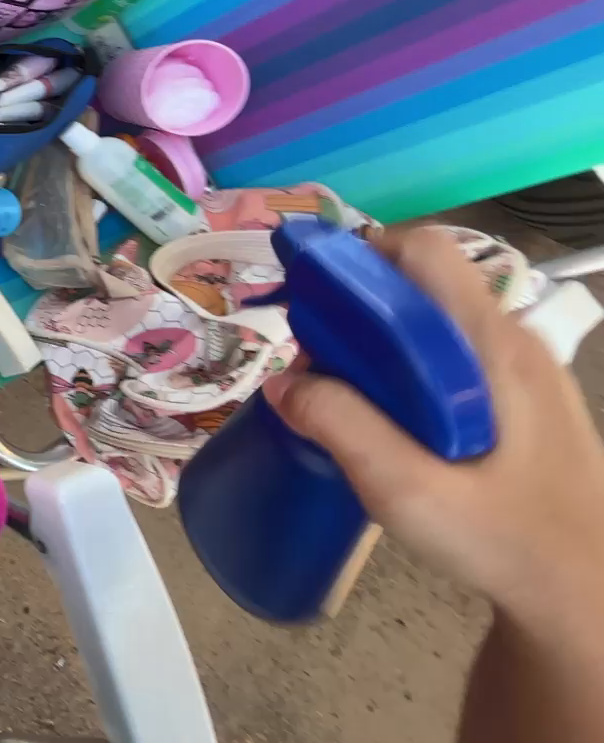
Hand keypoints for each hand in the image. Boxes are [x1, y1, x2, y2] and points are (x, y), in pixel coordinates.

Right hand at [264, 226, 603, 626]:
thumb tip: (279, 381)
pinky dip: (382, 366)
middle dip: (345, 306)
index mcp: (492, 348)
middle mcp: (505, 344)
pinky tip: (369, 414)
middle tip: (311, 362)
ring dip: (360, 340)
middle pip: (410, 282)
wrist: (589, 601)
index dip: (358, 255)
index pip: (423, 251)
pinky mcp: (503, 397)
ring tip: (332, 395)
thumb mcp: (408, 489)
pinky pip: (427, 353)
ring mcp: (509, 371)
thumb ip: (338, 424)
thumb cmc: (510, 542)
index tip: (307, 294)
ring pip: (415, 320)